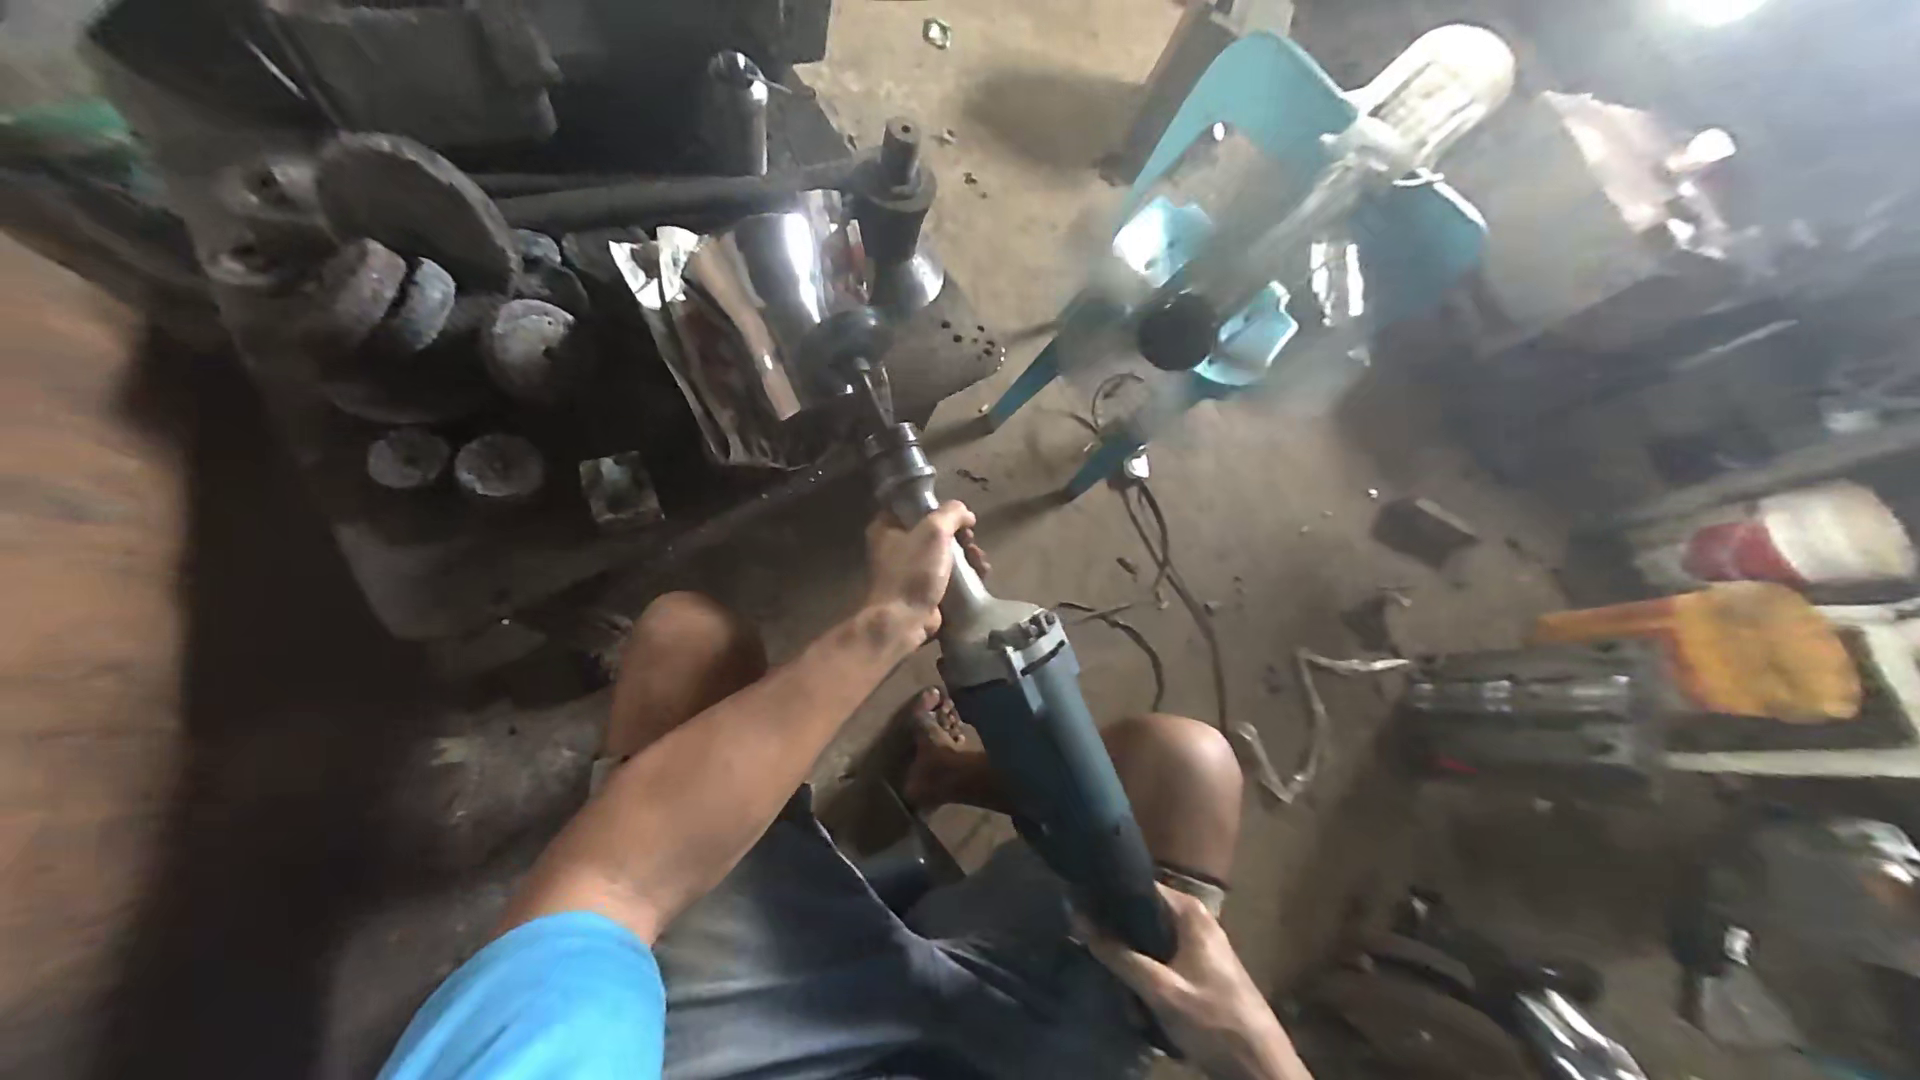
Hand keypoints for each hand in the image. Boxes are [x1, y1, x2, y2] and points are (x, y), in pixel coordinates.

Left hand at [863, 501, 976, 644]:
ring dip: (968, 556)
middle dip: (961, 537)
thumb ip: (952, 513)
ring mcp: (910, 571)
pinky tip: (980, 575)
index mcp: (886, 528)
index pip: (915, 507)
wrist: (903, 621)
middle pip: (936, 532)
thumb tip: (967, 514)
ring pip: (946, 555)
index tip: (959, 518)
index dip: (940, 509)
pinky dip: (966, 575)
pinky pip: (949, 576)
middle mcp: (895, 547)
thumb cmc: (913, 571)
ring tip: (980, 563)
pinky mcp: (924, 591)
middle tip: (971, 543)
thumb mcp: (934, 530)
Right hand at [1078, 886, 1311, 1079]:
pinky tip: (1146, 1011)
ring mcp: (1200, 946)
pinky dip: (1152, 985)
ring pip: (1151, 947)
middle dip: (1122, 949)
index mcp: (1188, 911)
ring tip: (1130, 1003)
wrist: (1264, 1071)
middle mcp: (1194, 920)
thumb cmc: (1214, 1021)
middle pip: (1141, 919)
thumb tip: (1078, 918)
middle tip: (1108, 972)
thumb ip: (1118, 955)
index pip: (1138, 886)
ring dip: (1136, 975)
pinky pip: (1164, 965)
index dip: (1109, 898)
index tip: (1083, 913)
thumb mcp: (1159, 989)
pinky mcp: (1203, 971)